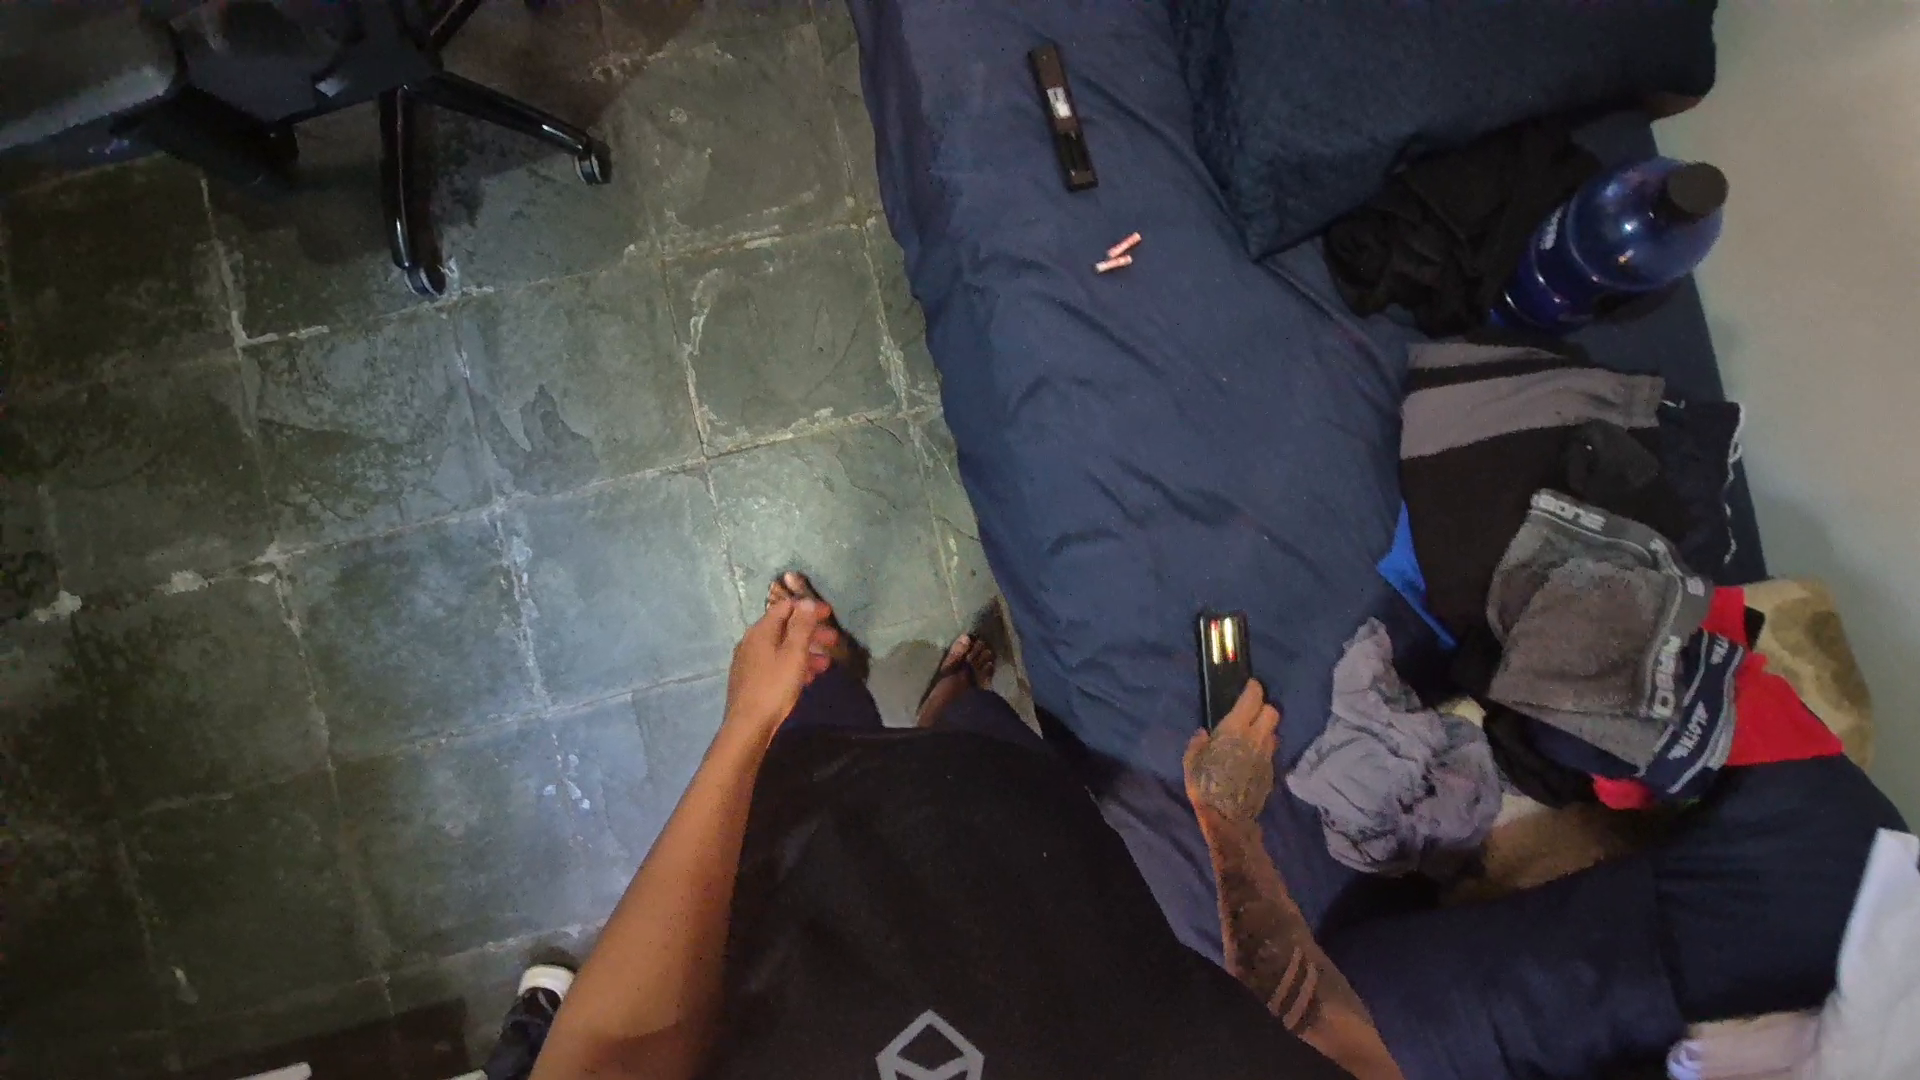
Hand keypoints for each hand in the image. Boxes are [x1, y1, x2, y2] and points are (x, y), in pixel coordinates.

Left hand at [722, 598, 837, 738]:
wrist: (748, 726)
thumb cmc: (774, 686)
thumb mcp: (794, 654)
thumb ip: (801, 626)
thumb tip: (805, 602)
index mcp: (761, 631)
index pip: (785, 608)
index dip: (808, 608)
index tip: (830, 615)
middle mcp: (752, 641)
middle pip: (785, 628)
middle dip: (811, 632)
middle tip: (834, 640)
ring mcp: (750, 661)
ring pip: (782, 648)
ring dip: (806, 651)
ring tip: (826, 663)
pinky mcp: (751, 679)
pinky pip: (776, 664)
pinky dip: (794, 665)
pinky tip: (808, 678)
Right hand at [1184, 679, 1281, 824]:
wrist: (1228, 817)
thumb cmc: (1205, 784)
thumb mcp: (1191, 760)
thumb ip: (1198, 743)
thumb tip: (1204, 733)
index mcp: (1235, 730)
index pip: (1253, 700)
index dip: (1254, 689)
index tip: (1251, 684)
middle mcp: (1255, 738)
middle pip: (1272, 712)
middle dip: (1264, 707)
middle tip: (1252, 709)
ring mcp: (1266, 755)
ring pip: (1274, 732)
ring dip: (1265, 728)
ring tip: (1252, 733)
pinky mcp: (1270, 771)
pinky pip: (1270, 751)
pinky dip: (1264, 747)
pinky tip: (1251, 754)